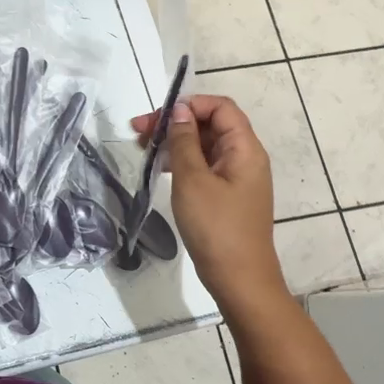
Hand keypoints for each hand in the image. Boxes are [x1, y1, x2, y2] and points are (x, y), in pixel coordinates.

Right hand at [131, 95, 284, 310]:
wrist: (238, 278)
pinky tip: (159, 168)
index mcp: (244, 149)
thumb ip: (184, 141)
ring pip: (204, 145)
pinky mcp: (226, 194)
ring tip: (142, 148)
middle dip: (175, 122)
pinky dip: (181, 161)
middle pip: (211, 124)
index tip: (158, 118)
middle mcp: (244, 157)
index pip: (221, 108)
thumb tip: (180, 111)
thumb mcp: (192, 179)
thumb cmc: (216, 226)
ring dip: (175, 141)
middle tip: (138, 131)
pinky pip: (204, 166)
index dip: (190, 105)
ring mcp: (236, 177)